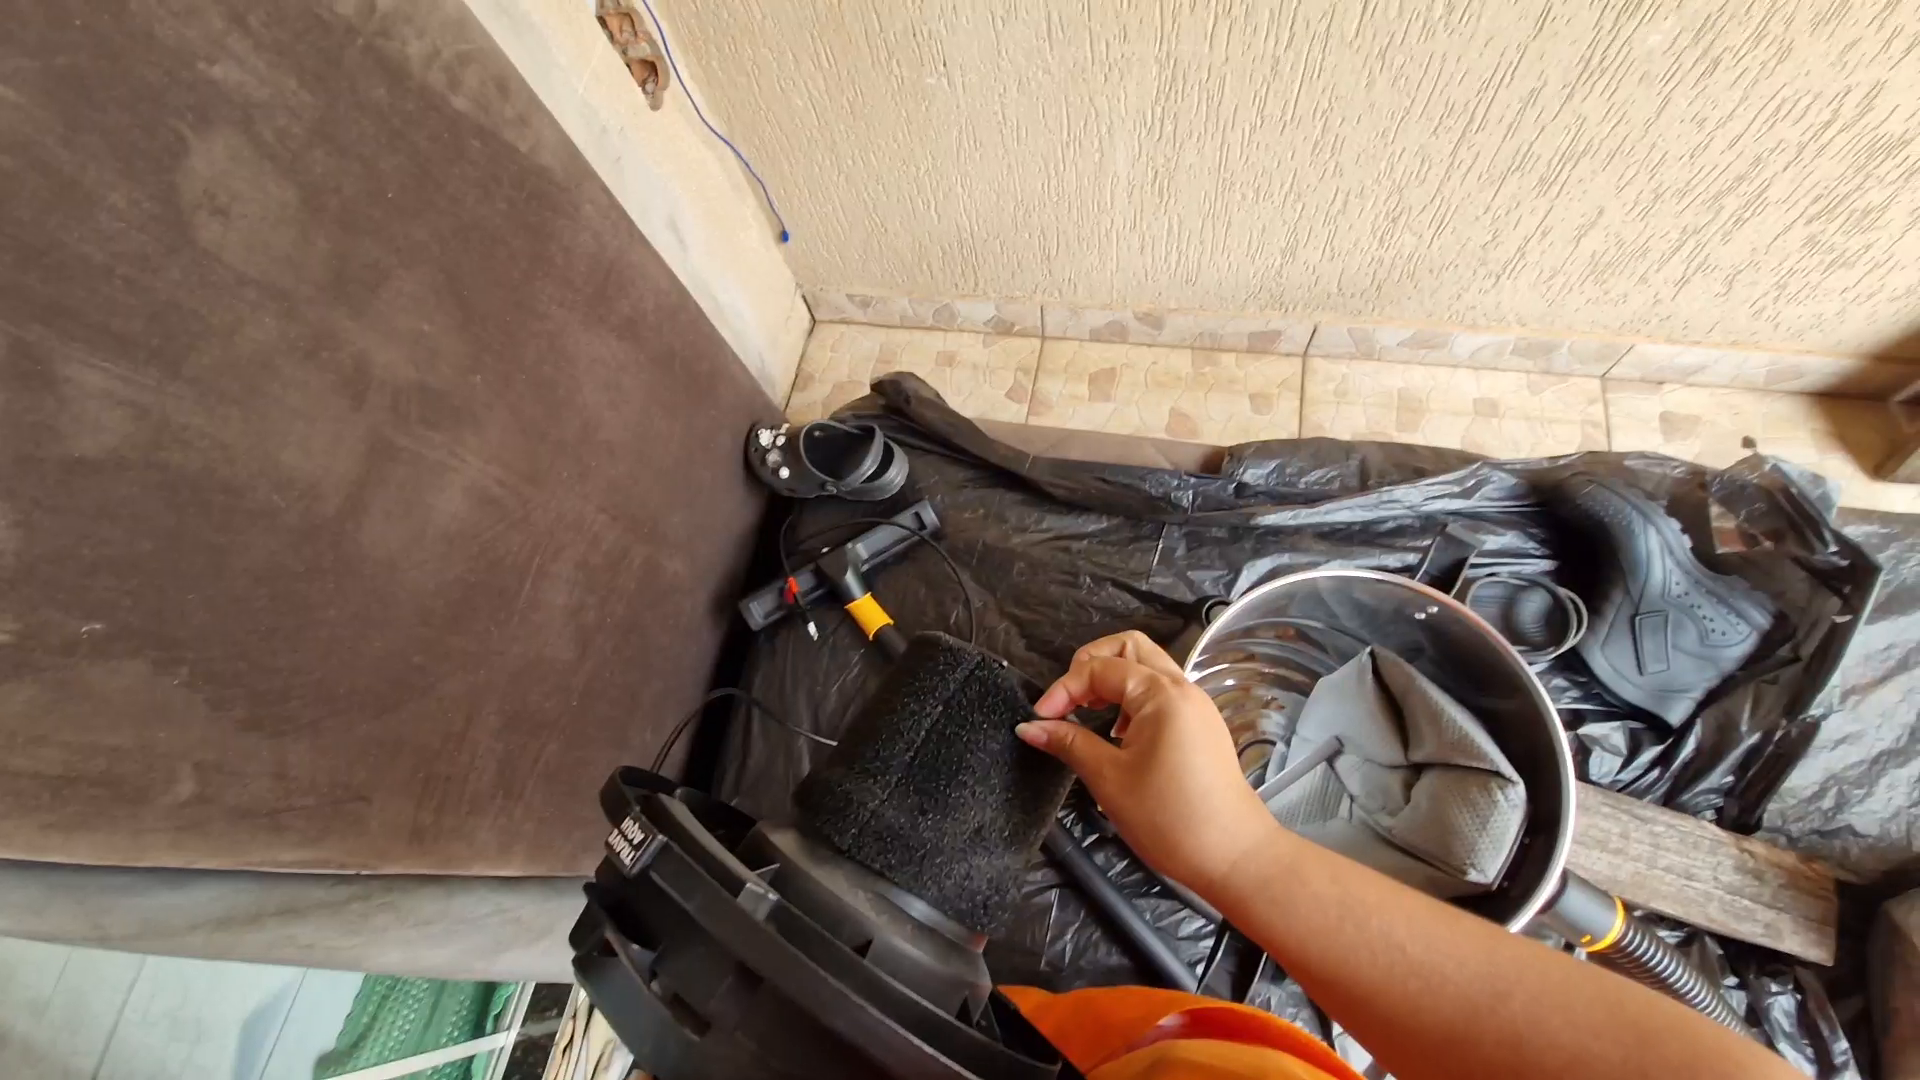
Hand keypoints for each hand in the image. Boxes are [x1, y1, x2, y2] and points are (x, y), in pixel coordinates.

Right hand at [1017, 631, 1279, 897]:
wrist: (1235, 858)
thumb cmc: (1169, 818)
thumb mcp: (1109, 779)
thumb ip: (1068, 743)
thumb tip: (1029, 727)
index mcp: (1160, 694)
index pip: (1098, 669)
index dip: (1062, 689)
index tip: (1040, 719)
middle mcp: (1181, 688)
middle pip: (1129, 647)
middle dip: (1090, 663)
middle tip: (1069, 698)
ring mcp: (1195, 705)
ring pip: (1147, 666)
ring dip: (1112, 679)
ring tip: (1090, 713)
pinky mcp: (1200, 725)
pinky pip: (1160, 691)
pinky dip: (1132, 697)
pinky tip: (1118, 732)